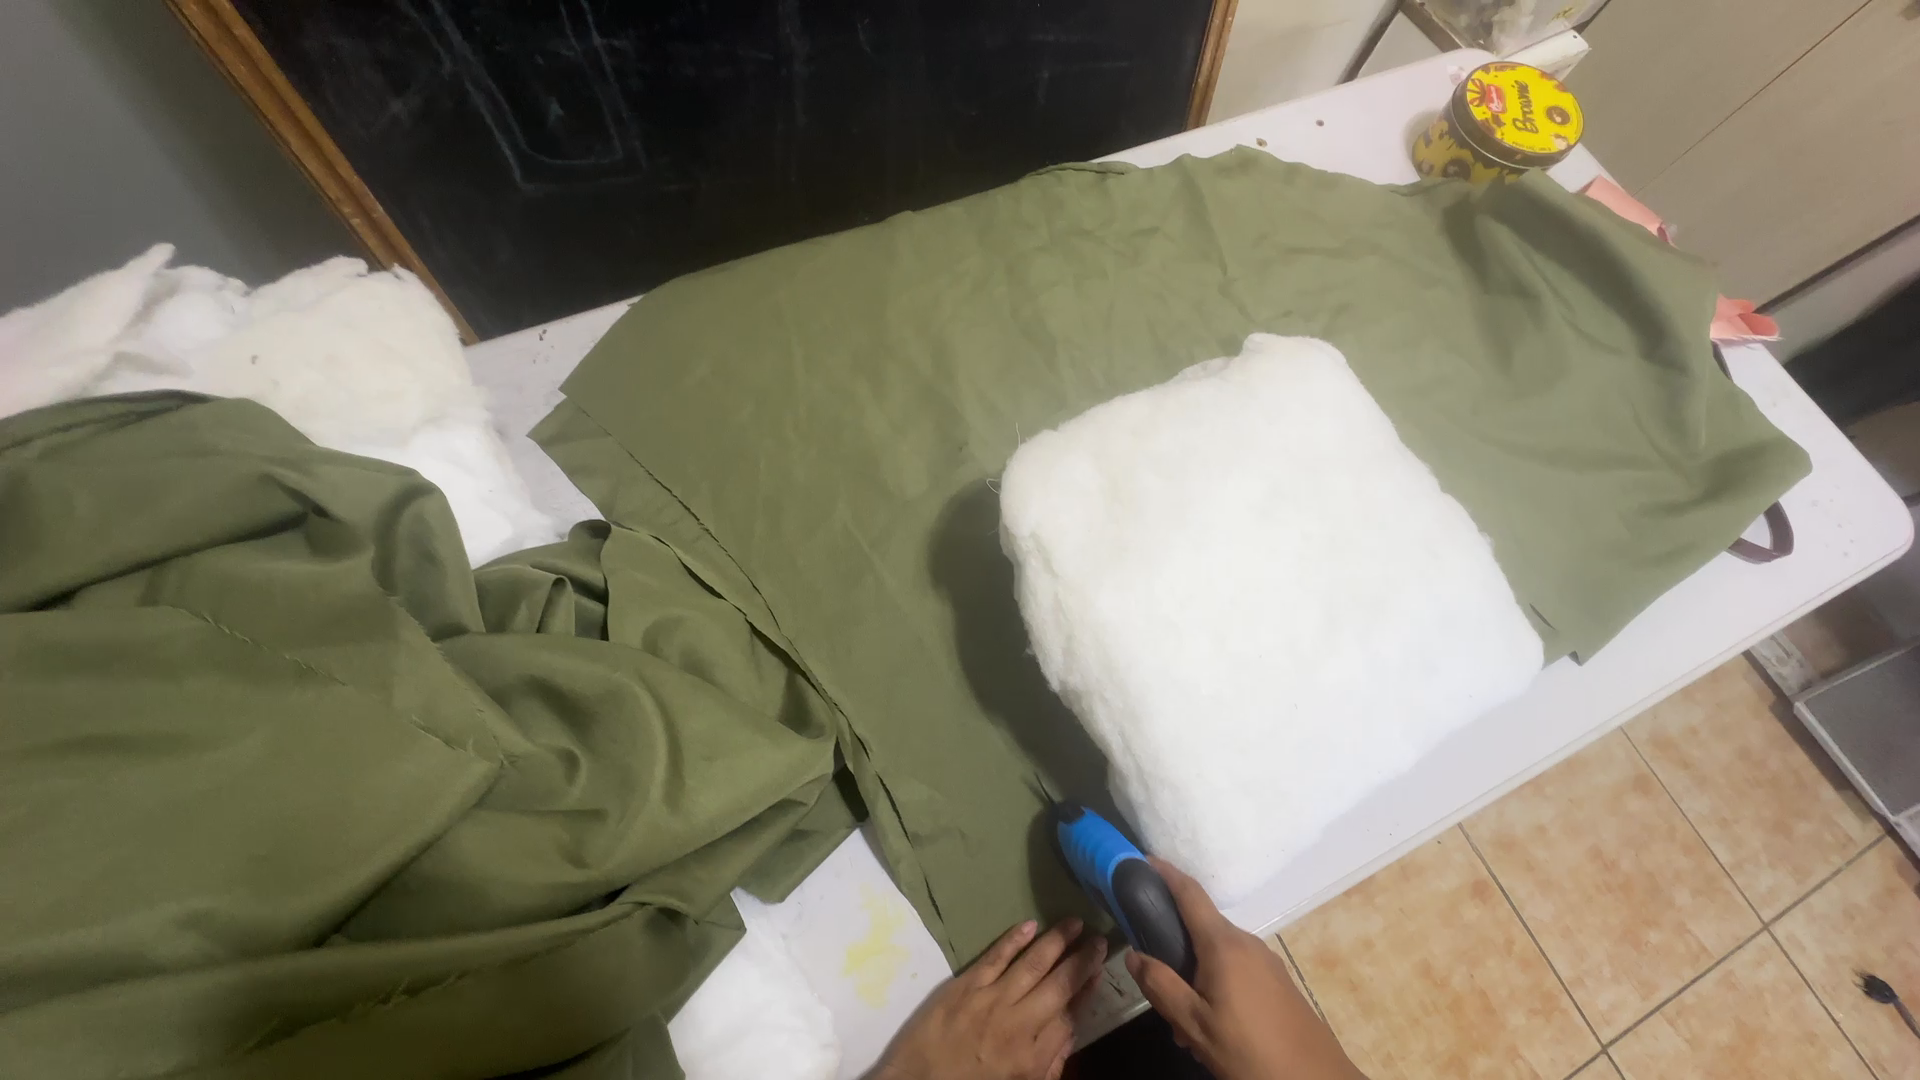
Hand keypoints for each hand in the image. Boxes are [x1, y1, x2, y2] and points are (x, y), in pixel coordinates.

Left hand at [869, 917, 1107, 1079]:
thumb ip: (1048, 1061)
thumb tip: (1069, 1030)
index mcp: (1032, 1056)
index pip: (1070, 1015)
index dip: (1088, 990)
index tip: (1101, 968)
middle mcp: (1018, 1023)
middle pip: (1059, 985)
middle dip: (1082, 960)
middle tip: (1099, 937)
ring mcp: (991, 1000)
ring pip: (1032, 964)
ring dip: (1056, 941)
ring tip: (1074, 922)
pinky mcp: (965, 986)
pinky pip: (996, 956)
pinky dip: (1014, 940)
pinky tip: (1030, 925)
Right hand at [1126, 858, 1366, 1079]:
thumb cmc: (1251, 1051)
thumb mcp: (1195, 1024)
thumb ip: (1161, 986)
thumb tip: (1133, 954)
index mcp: (1223, 944)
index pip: (1190, 893)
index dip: (1165, 872)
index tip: (1142, 860)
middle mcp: (1246, 942)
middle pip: (1201, 926)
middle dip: (1174, 941)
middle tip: (1153, 973)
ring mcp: (1267, 961)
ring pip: (1219, 952)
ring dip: (1196, 971)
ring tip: (1183, 1015)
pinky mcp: (1279, 982)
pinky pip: (1238, 968)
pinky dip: (1217, 982)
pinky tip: (1213, 1022)